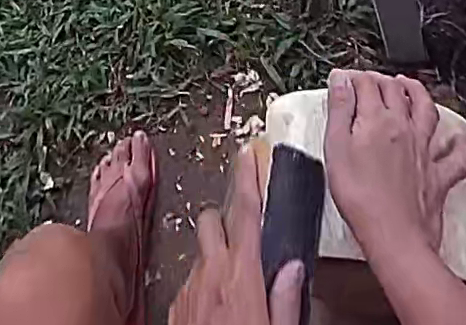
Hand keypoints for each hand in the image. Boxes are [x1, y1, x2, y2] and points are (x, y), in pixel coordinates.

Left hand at [169, 144, 305, 324]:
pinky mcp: (173, 309)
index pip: (246, 211)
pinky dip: (202, 285)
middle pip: (212, 219)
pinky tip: (215, 312)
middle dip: (225, 219)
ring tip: (232, 288)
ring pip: (200, 252)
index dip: (247, 178)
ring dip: (214, 258)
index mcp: (241, 273)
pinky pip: (189, 282)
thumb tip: (292, 266)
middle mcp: (210, 273)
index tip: (248, 156)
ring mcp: (188, 290)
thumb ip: (286, 298)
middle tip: (242, 236)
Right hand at [323, 69, 465, 260]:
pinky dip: (459, 145)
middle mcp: (404, 128)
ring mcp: (423, 150)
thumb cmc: (361, 198)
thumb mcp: (336, 148)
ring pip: (427, 110)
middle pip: (395, 90)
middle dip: (382, 79)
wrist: (393, 238)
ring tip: (411, 85)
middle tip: (371, 79)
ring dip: (419, 93)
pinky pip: (457, 156)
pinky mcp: (438, 175)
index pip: (367, 84)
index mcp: (377, 119)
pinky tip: (458, 139)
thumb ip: (338, 110)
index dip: (355, 78)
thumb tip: (339, 80)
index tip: (346, 79)